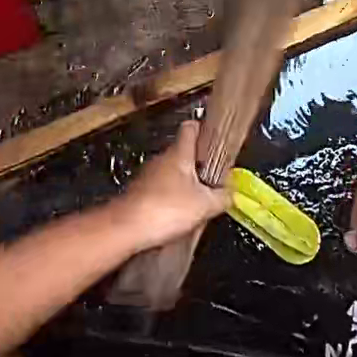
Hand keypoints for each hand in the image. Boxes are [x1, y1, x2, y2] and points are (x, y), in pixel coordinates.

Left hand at [110, 121, 229, 246]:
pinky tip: (177, 215)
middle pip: (183, 153)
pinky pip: (159, 189)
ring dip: (185, 183)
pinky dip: (170, 198)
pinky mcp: (138, 193)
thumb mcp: (206, 205)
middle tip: (214, 180)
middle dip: (199, 165)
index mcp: (179, 154)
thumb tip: (231, 193)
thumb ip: (223, 196)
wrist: (126, 229)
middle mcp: (162, 159)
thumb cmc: (166, 209)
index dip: (203, 129)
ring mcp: (148, 175)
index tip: (213, 138)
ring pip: (171, 172)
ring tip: (198, 201)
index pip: (191, 128)